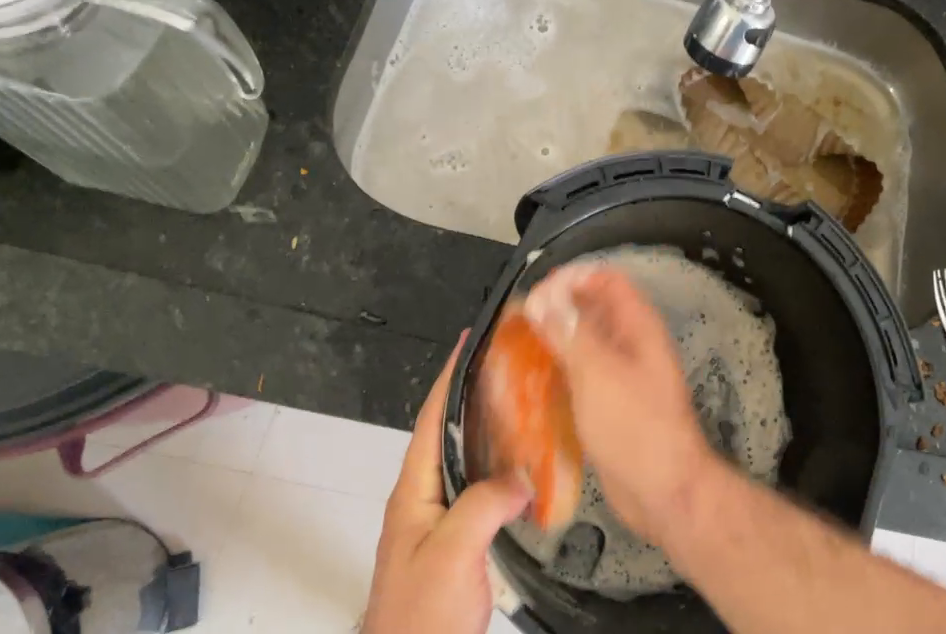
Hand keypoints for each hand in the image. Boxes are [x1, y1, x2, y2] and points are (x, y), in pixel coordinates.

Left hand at [364, 336, 531, 633]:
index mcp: (414, 490)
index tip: (470, 341)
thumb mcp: (452, 553)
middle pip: (450, 433)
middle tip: (514, 369)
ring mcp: (440, 520)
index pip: (431, 417)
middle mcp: (424, 497)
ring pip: (469, 461)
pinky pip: (483, 492)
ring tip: (529, 407)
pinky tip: (531, 473)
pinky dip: (505, 474)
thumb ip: (483, 505)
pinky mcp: (458, 541)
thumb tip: (521, 476)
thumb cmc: (420, 615)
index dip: (450, 377)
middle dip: (477, 397)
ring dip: (495, 434)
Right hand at [524, 262, 717, 544]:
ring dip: (552, 341)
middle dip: (556, 309)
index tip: (536, 294)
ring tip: (515, 349)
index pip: (605, 280)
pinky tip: (528, 384)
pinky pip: (579, 376)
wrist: (662, 492)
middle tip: (518, 321)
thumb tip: (541, 299)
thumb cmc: (636, 428)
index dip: (572, 278)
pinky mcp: (607, 405)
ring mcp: (620, 376)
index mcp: (637, 327)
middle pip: (591, 309)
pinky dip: (556, 373)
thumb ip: (570, 333)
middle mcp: (630, 345)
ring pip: (583, 344)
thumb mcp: (599, 373)